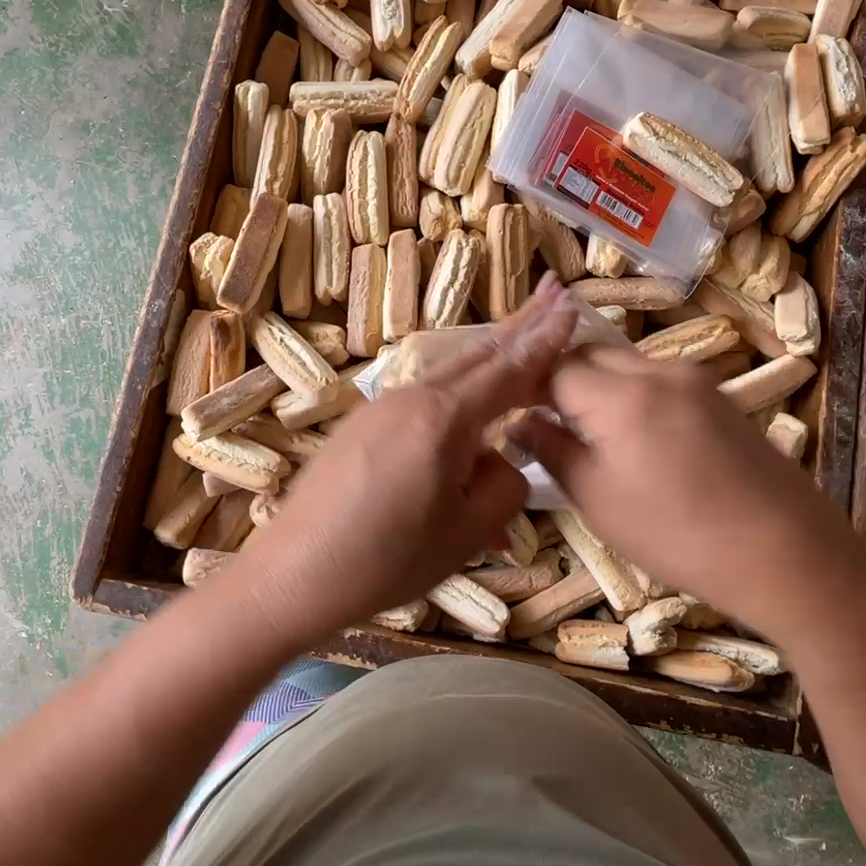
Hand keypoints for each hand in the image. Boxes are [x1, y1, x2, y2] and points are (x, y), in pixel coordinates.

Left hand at [230, 277, 578, 644]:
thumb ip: (503, 488)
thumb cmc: (387, 560)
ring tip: (519, 339)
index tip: (572, 305)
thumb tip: (499, 462)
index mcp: (445, 418)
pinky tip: (466, 420)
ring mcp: (381, 407)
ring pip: (449, 377)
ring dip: (489, 360)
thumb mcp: (467, 534)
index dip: (545, 340)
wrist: (294, 574)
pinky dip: (456, 400)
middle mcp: (413, 398)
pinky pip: (422, 404)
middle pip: (479, 354)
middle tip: (554, 292)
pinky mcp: (361, 425)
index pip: (510, 370)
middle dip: (521, 324)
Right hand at [511, 346, 846, 614]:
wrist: (786, 554)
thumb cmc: (678, 535)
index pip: (554, 367)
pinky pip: (658, 379)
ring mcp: (694, 379)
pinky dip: (631, 394)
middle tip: (546, 423)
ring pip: (625, 363)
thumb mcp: (599, 499)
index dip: (526, 387)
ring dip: (597, 385)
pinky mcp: (719, 396)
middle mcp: (657, 370)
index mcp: (621, 395)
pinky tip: (634, 439)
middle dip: (560, 379)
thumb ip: (552, 450)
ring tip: (589, 434)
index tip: (512, 414)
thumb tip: (519, 421)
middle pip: (590, 353)